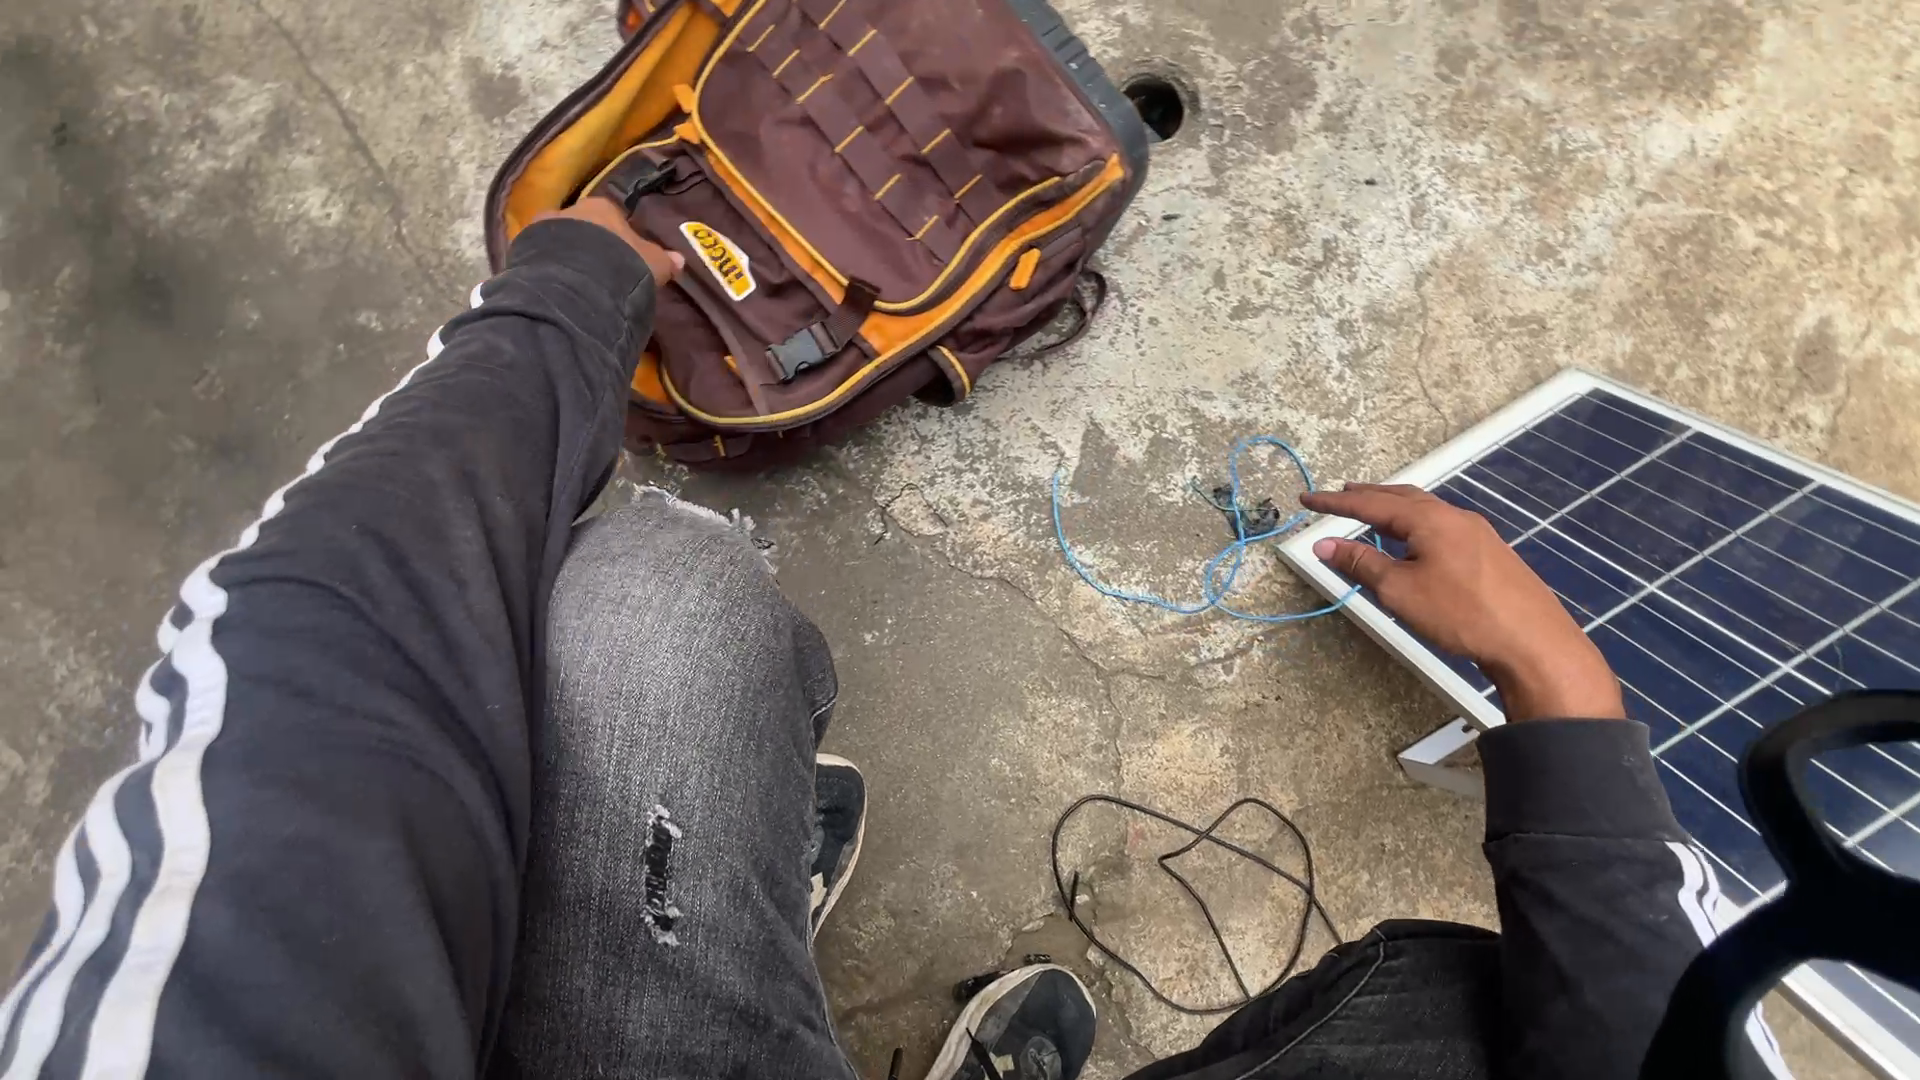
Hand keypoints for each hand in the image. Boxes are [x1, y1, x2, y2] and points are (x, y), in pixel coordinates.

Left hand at [533, 196, 684, 286]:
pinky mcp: (524, 251)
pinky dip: (553, 272)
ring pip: (560, 243)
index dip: (620, 239)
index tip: (625, 259)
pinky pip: (543, 261)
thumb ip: (664, 261)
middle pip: (583, 227)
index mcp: (602, 207)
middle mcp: (570, 210)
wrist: (579, 280)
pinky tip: (564, 291)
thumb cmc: (622, 263)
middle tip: (602, 274)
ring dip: (569, 260)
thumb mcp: (653, 265)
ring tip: (582, 287)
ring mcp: (543, 229)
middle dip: (591, 247)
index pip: (612, 217)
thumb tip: (679, 260)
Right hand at [1300, 483, 1624, 722]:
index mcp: (1430, 520)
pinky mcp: (1490, 553)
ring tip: (1372, 510)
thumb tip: (1325, 544)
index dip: (1335, 503)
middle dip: (1368, 495)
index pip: (1371, 504)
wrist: (1534, 644)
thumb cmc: (1460, 614)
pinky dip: (1414, 522)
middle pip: (1403, 497)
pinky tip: (1412, 539)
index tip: (1306, 500)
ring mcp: (1478, 534)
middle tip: (1340, 495)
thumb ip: (1360, 563)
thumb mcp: (1399, 590)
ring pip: (1426, 509)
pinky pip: (1441, 524)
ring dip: (1393, 506)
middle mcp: (1456, 517)